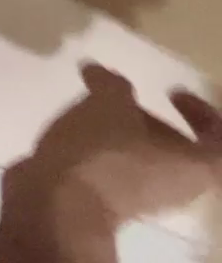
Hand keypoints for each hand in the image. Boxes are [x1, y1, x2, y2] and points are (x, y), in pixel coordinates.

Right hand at [15, 63, 221, 225]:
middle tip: (121, 100)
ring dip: (127, 134)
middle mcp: (187, 184)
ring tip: (91, 114)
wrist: (63, 197)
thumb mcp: (107, 105)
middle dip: (153, 121)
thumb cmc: (101, 151)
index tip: (171, 90)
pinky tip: (78, 136)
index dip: (202, 111)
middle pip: (184, 149)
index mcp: (200, 165)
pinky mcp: (118, 197)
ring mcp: (152, 194)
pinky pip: (124, 166)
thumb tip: (102, 72)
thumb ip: (111, 84)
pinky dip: (109, 148)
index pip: (220, 137)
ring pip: (150, 158)